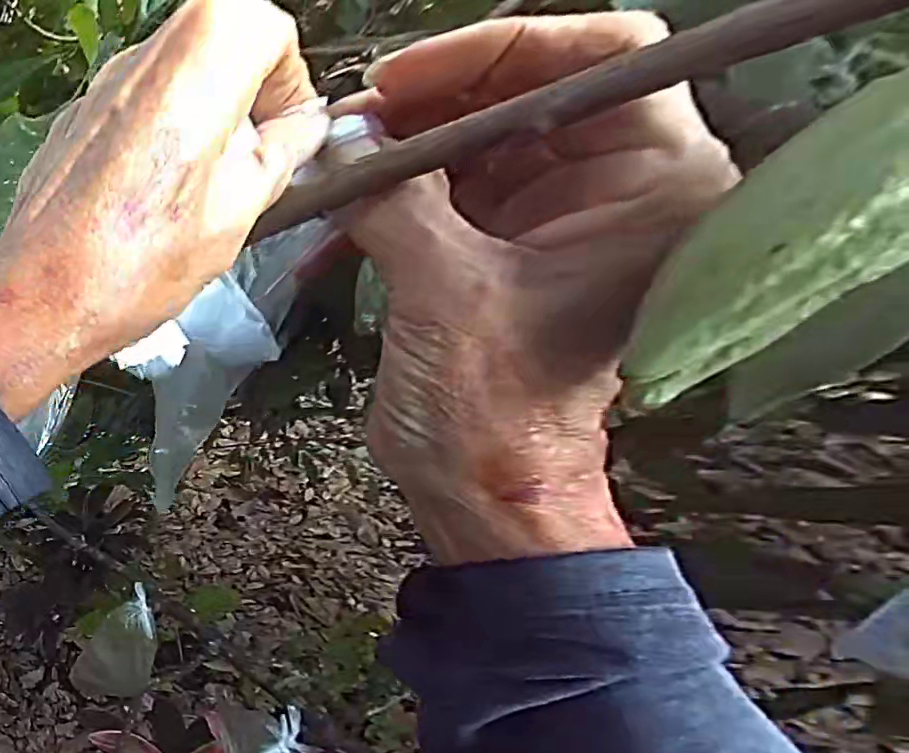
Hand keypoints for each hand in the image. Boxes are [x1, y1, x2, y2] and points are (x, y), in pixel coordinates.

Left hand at [0, 0, 328, 420]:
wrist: (37, 308)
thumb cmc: (130, 268)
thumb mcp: (238, 213)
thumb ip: (283, 153)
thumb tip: (301, 131)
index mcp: (202, 48)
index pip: (274, 38)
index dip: (288, 95)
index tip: (287, 142)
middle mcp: (140, 55)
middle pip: (217, 62)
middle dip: (239, 116)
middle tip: (242, 183)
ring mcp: (94, 95)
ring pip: (170, 97)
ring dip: (191, 140)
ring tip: (186, 212)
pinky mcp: (65, 134)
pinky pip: (125, 130)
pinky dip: (145, 158)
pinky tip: (140, 217)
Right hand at [337, 14, 738, 563]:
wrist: (474, 482)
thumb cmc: (486, 405)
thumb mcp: (445, 296)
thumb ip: (398, 207)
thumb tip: (344, 142)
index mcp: (646, 185)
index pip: (593, 62)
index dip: (495, 53)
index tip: (399, 78)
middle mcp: (600, 193)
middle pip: (513, 107)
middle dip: (419, 114)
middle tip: (342, 130)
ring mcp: (534, 228)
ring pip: (457, 160)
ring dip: (385, 169)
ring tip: (323, 185)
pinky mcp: (479, 261)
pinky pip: (426, 211)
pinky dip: (373, 218)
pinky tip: (323, 243)